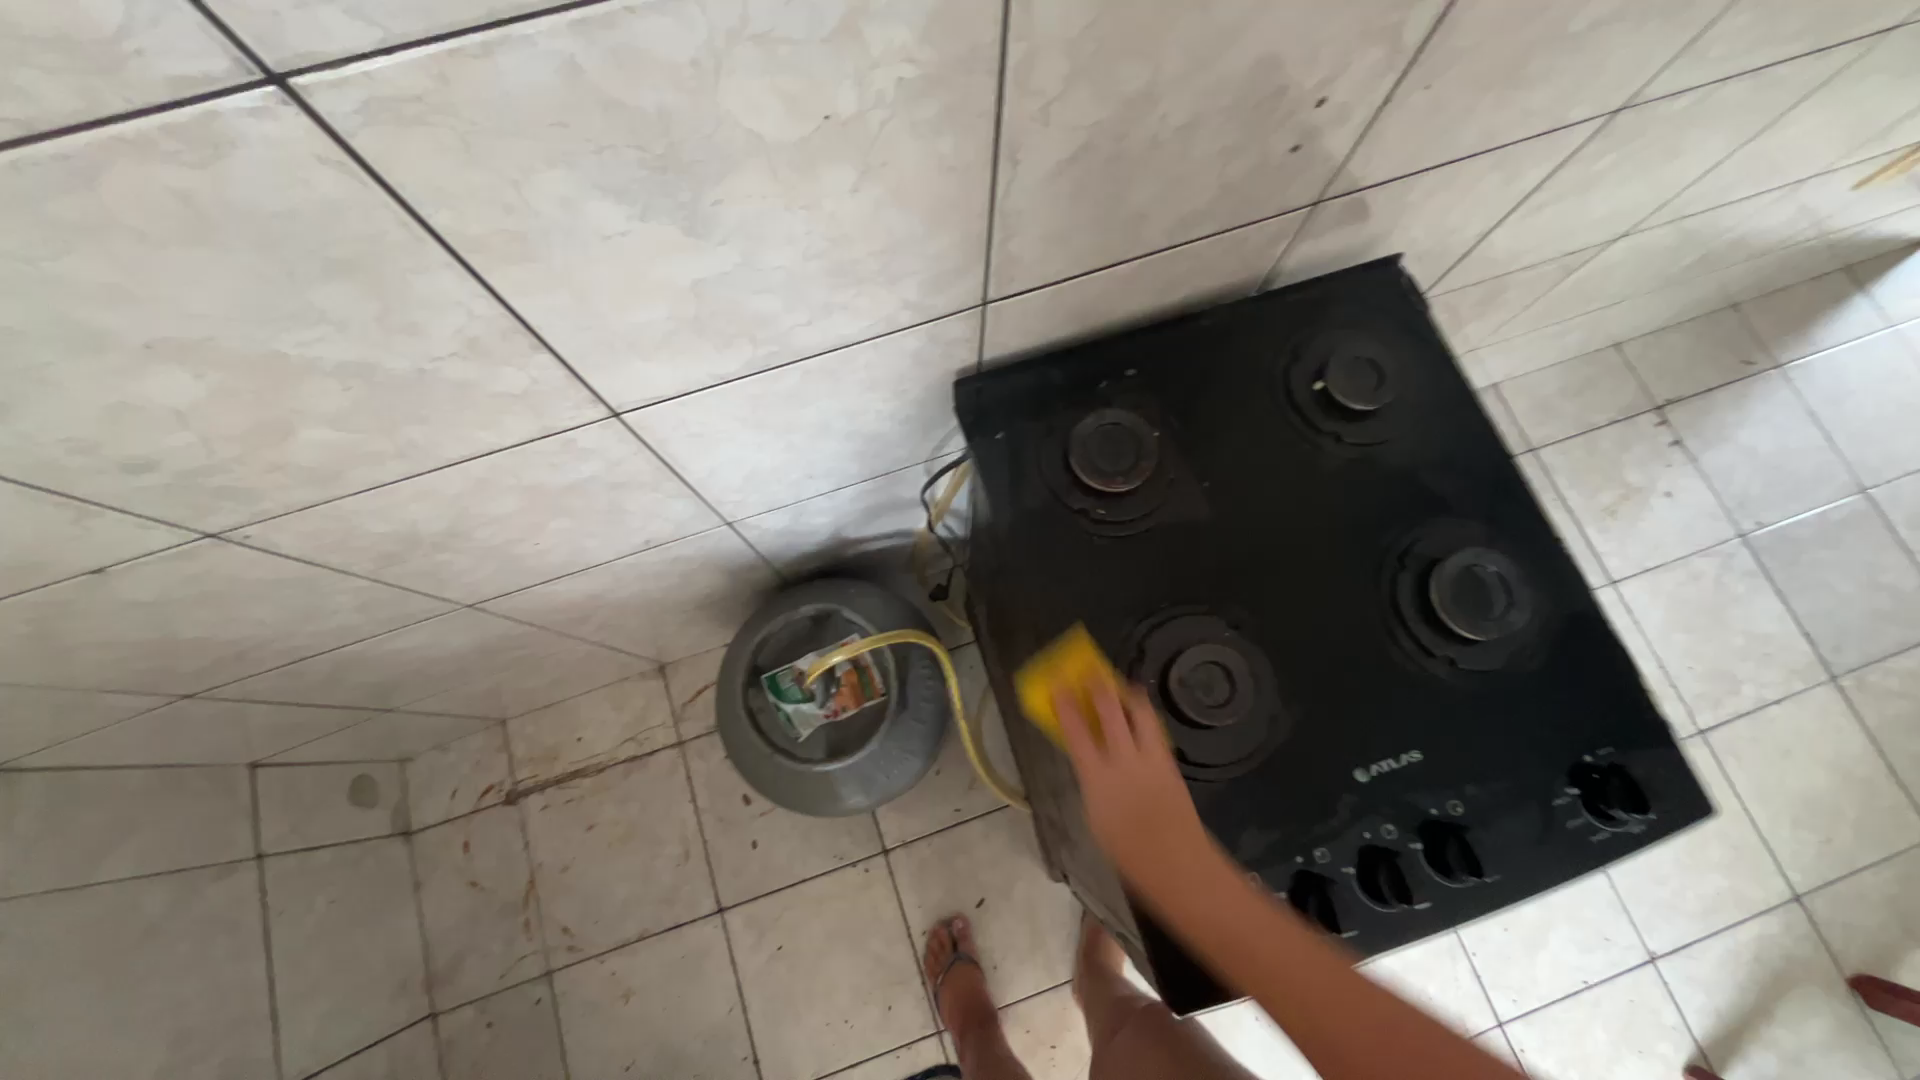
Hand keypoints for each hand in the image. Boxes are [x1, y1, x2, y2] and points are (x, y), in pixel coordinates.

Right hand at [1052, 679, 1213, 890]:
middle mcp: (1124, 761)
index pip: (1076, 732)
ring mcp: (1150, 759)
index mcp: (1097, 779)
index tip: (1057, 684)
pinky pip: (1155, 729)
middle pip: (1110, 712)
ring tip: (1120, 684)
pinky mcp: (1170, 762)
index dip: (1065, 705)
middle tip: (1090, 671)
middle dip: (1098, 688)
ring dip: (1127, 695)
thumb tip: (1090, 759)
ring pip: (1140, 714)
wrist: (1176, 862)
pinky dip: (1144, 716)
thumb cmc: (1126, 852)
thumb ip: (1092, 781)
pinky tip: (1140, 713)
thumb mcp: (1095, 816)